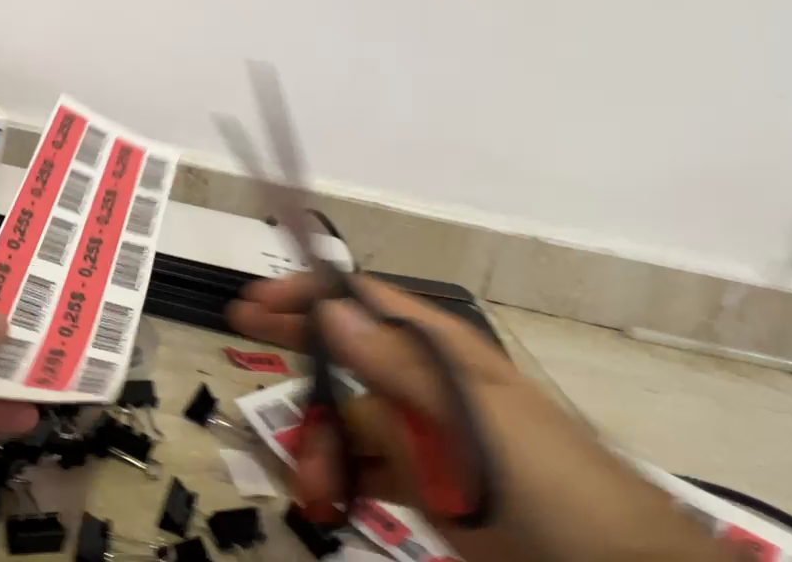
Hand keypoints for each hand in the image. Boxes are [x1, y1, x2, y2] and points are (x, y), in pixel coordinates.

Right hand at [230, 274, 727, 561]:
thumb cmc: (547, 479)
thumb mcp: (471, 416)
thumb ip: (397, 366)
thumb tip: (331, 308)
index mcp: (439, 350)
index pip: (364, 301)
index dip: (311, 293)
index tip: (261, 300)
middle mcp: (424, 382)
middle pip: (345, 350)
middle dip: (299, 344)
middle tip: (243, 330)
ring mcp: (424, 435)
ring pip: (348, 418)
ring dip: (318, 439)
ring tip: (310, 483)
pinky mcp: (426, 485)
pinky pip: (364, 469)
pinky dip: (337, 479)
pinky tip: (322, 498)